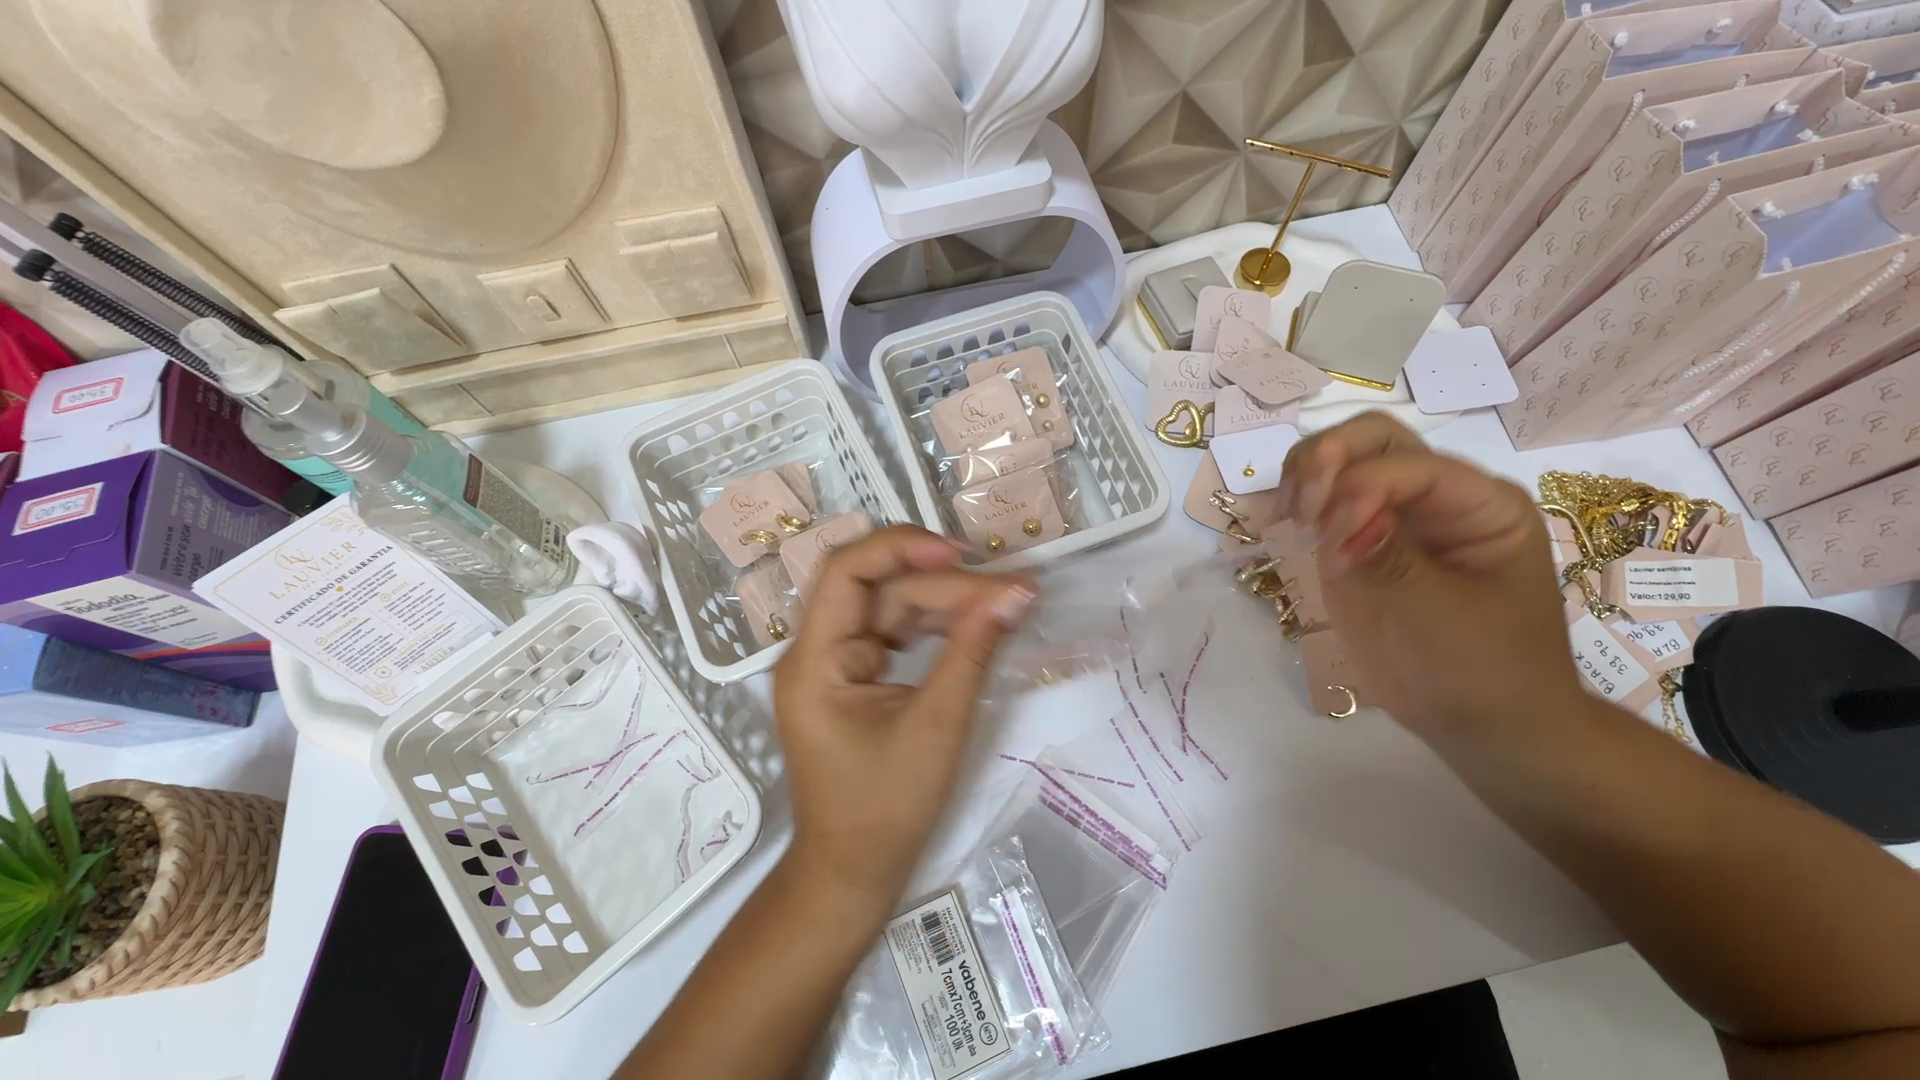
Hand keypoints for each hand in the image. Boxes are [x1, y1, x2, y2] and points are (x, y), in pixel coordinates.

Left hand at [772, 526, 1034, 905]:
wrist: (854, 874)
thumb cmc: (887, 809)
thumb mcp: (937, 726)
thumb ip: (973, 652)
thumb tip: (1017, 593)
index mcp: (814, 661)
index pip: (845, 572)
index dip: (899, 548)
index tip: (959, 552)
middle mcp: (815, 653)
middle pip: (878, 589)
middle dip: (944, 584)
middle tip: (1011, 588)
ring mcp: (833, 666)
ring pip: (889, 609)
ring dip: (944, 603)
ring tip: (1004, 601)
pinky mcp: (853, 681)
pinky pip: (892, 636)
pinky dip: (933, 628)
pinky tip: (974, 625)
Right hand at [1277, 413, 1585, 733]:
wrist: (1480, 723)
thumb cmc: (1482, 672)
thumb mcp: (1442, 619)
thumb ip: (1390, 561)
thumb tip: (1337, 512)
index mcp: (1482, 505)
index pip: (1413, 467)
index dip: (1365, 486)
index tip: (1330, 533)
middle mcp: (1438, 498)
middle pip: (1375, 440)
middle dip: (1329, 459)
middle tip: (1300, 507)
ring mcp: (1395, 518)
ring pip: (1341, 459)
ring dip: (1306, 474)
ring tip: (1290, 517)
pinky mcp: (1358, 543)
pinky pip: (1323, 502)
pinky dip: (1297, 500)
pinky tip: (1285, 525)